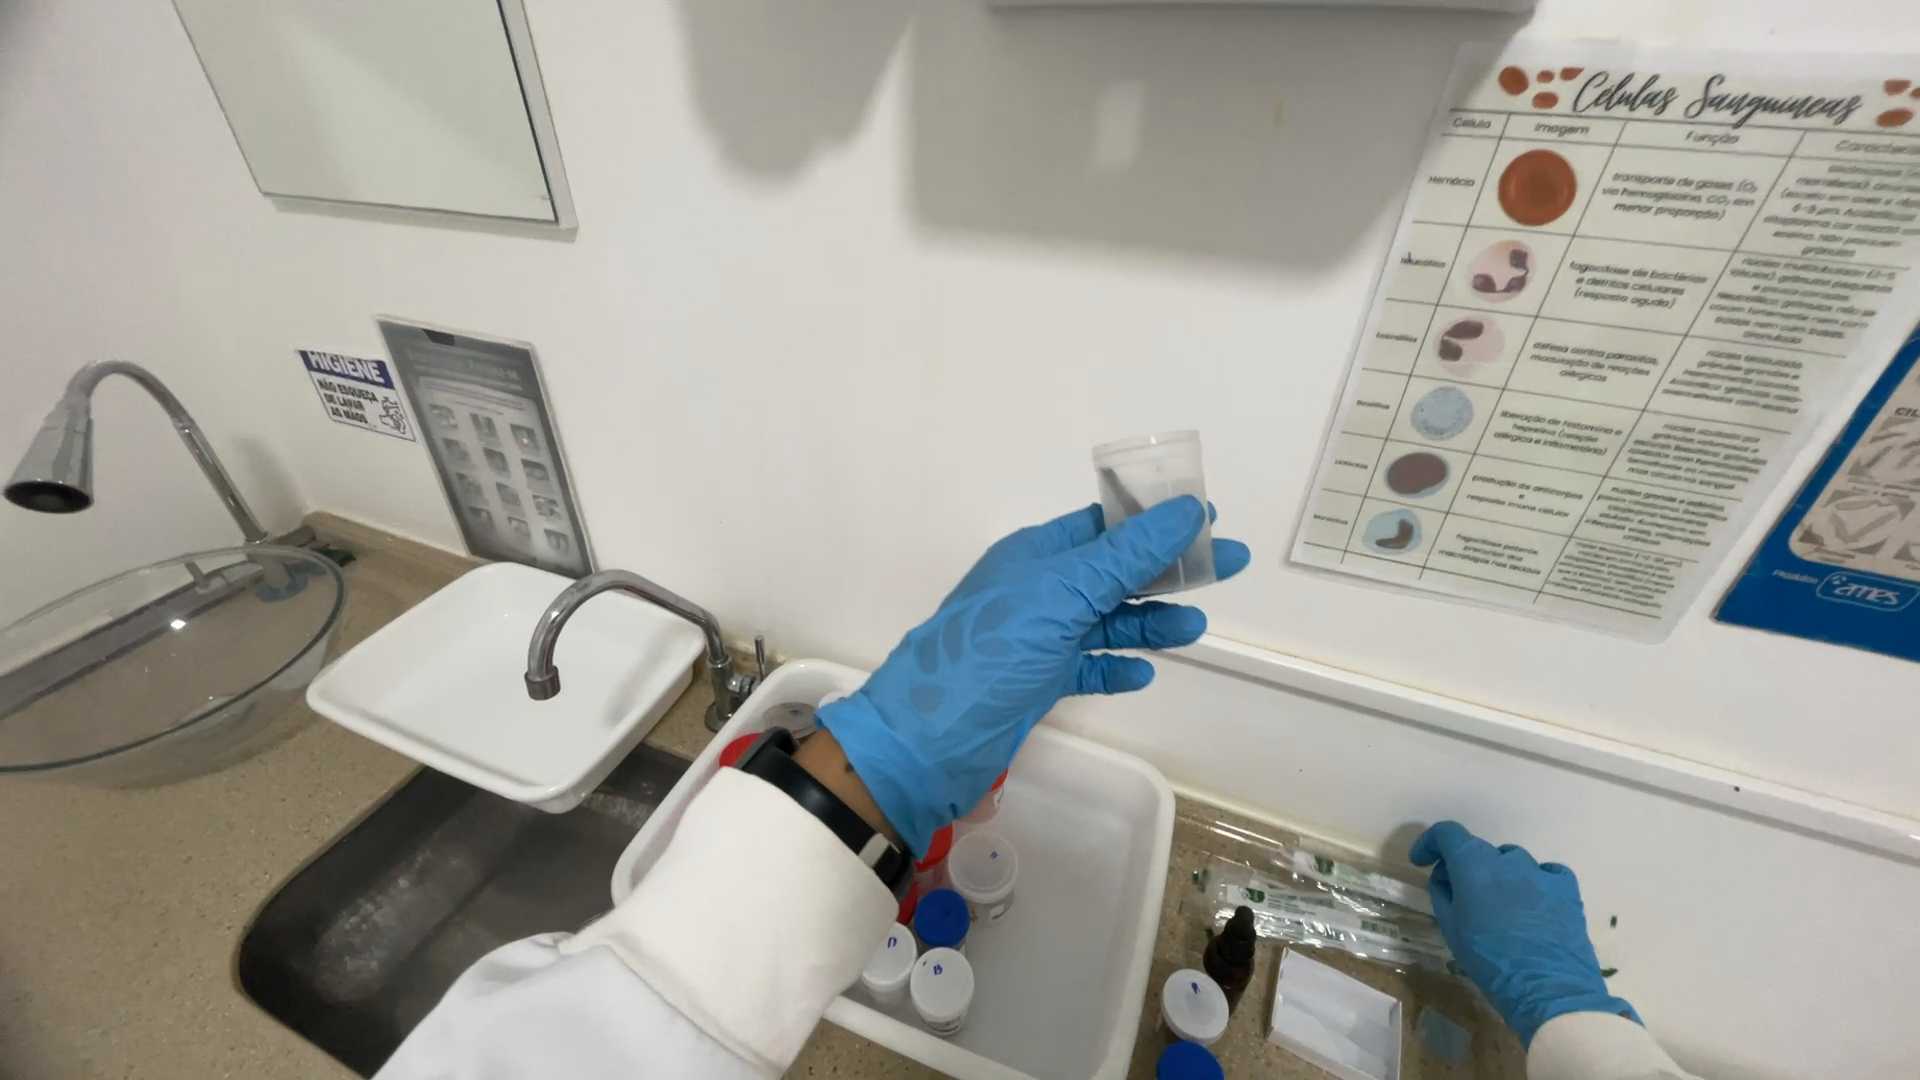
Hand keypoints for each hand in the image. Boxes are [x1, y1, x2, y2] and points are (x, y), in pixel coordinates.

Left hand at [817, 497, 1249, 854]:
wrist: (928, 742)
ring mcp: (1036, 639)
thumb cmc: (991, 653)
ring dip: (1148, 620)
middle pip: (1112, 571)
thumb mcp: (1060, 594)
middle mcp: (1037, 592)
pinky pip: (1087, 667)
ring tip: (1193, 628)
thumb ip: (1124, 557)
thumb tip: (1186, 511)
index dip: (1152, 519)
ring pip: (1104, 621)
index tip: (1206, 517)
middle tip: (1227, 565)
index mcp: (1035, 556)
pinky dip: (1115, 666)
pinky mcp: (1037, 683)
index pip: (1102, 525)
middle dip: (1166, 569)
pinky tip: (1142, 672)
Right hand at [1410, 821, 1636, 1046]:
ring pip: (1512, 860)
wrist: (1549, 993)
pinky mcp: (1568, 893)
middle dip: (1462, 864)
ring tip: (1500, 902)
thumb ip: (1443, 893)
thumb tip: (1447, 881)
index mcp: (1472, 865)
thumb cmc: (1489, 959)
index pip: (1446, 832)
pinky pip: (1548, 873)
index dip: (1430, 843)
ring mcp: (1541, 875)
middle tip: (1459, 892)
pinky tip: (1534, 900)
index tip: (1422, 862)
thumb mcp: (1450, 926)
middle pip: (1477, 848)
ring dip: (1498, 873)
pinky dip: (1536, 880)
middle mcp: (1506, 861)